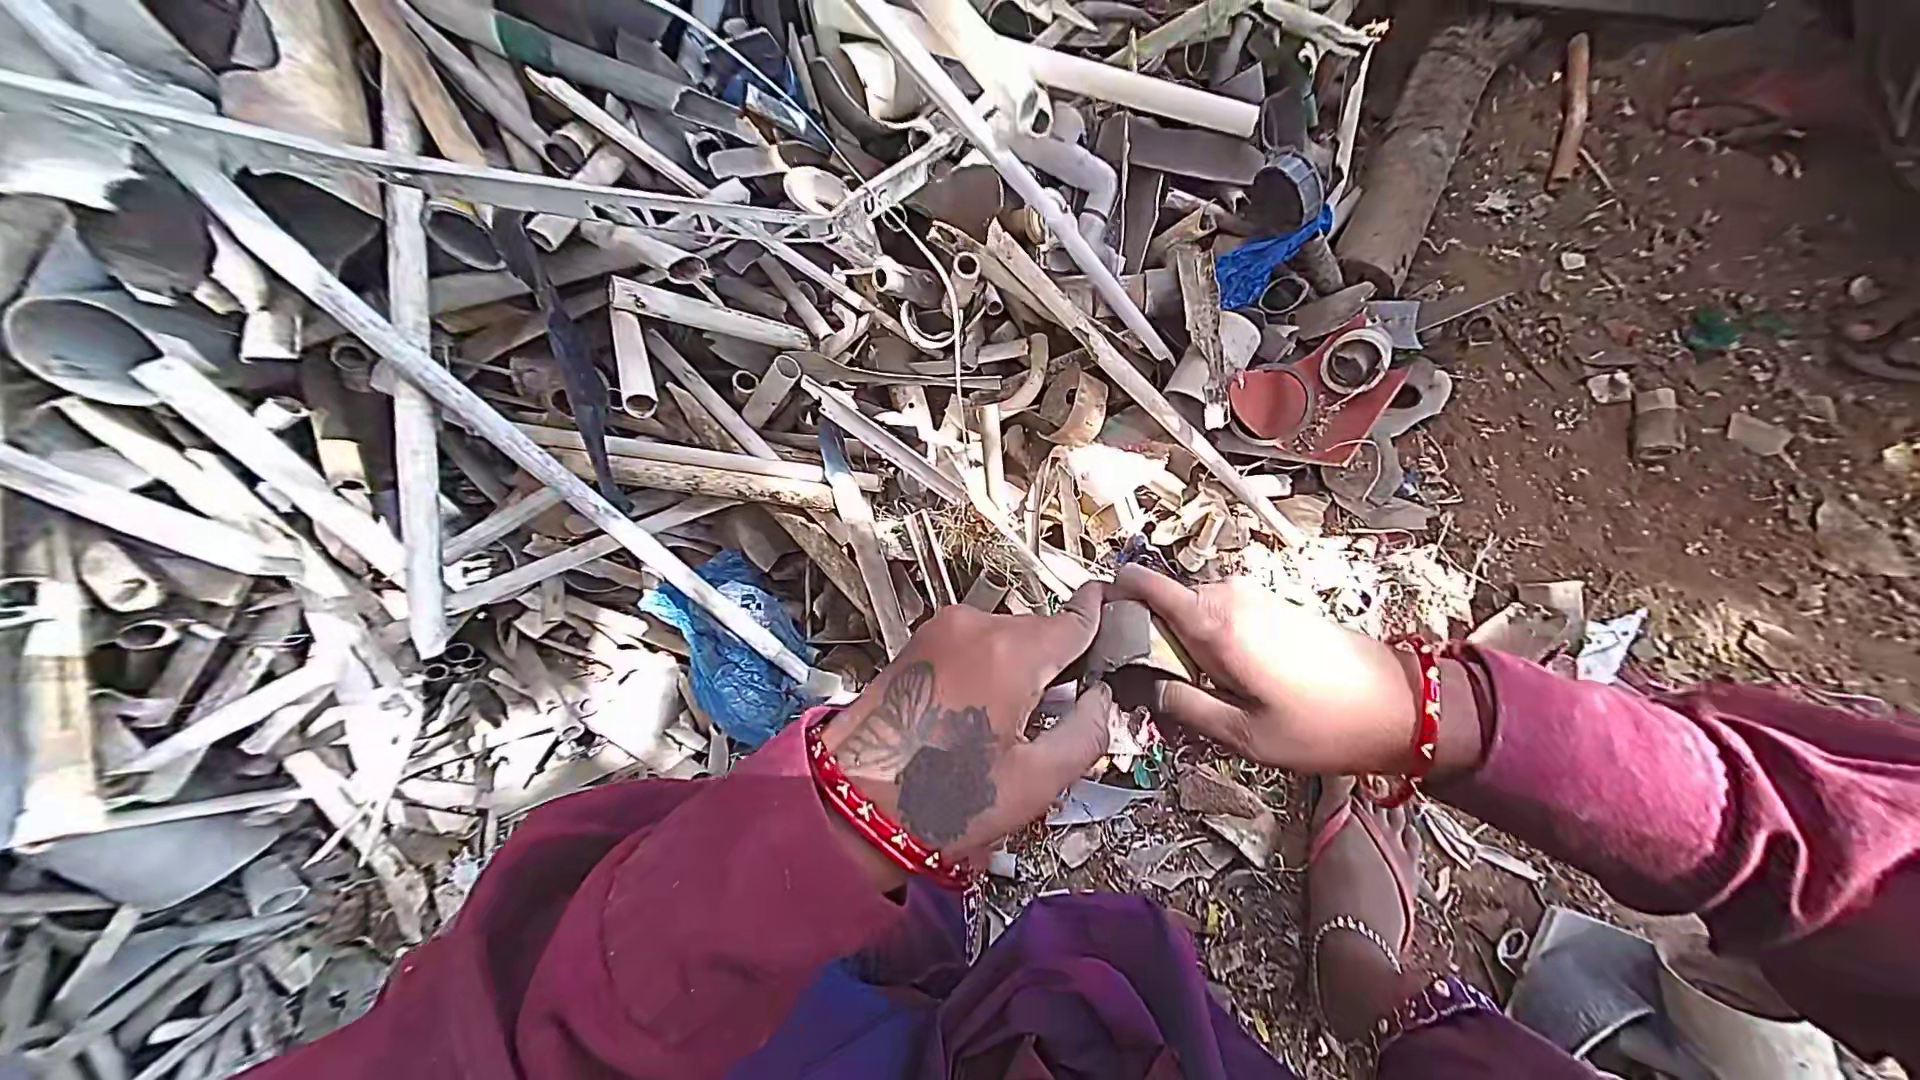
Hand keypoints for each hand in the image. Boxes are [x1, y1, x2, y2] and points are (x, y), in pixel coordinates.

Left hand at [821, 583, 1115, 869]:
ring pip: (1006, 639)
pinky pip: (973, 643)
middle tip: (1050, 718)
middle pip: (1040, 634)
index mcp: (1010, 652)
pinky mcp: (920, 641)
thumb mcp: (1036, 780)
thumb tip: (1102, 702)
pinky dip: (987, 668)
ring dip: (1018, 669)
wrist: (852, 800)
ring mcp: (942, 629)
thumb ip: (1088, 732)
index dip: (1101, 621)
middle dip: (1055, 668)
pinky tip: (974, 714)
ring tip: (1000, 726)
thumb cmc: (938, 798)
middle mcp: (975, 626)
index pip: (1076, 619)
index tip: (1114, 617)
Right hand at [1106, 565, 1433, 774]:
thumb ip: (1182, 706)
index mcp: (1212, 621)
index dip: (1110, 598)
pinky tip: (1225, 678)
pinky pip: (1214, 614)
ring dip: (1178, 643)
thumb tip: (1140, 687)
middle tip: (1153, 684)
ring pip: (1185, 611)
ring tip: (1195, 688)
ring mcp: (1248, 596)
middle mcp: (1225, 596)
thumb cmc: (1324, 724)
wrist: (1404, 703)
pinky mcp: (1266, 604)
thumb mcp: (1244, 734)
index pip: (1140, 583)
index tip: (1099, 629)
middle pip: (1158, 603)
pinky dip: (1205, 640)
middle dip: (1146, 637)